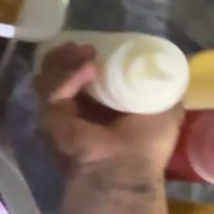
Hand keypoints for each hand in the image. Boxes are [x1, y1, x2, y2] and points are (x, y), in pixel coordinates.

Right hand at [35, 43, 182, 177]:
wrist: (126, 167)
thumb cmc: (147, 143)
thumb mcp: (164, 106)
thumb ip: (159, 85)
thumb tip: (160, 62)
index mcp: (97, 104)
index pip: (80, 72)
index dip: (84, 56)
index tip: (96, 45)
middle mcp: (73, 107)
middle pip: (57, 71)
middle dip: (67, 55)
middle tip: (84, 47)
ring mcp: (58, 112)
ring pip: (49, 76)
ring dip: (65, 61)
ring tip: (85, 53)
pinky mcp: (49, 116)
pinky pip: (53, 90)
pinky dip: (69, 77)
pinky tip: (88, 69)